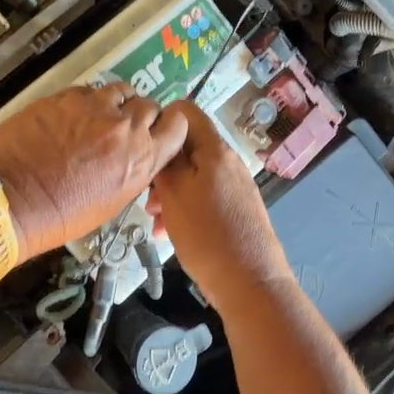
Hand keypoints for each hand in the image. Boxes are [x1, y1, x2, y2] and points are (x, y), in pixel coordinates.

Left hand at [0, 83, 187, 259]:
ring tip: (98, 118)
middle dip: (139, 116)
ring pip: (120, 91)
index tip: (156, 132)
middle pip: (149, 106)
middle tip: (121, 129)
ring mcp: (95, 107)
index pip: (178, 125)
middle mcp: (125, 128)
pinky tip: (71, 117)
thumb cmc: (60, 216)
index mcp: (142, 159)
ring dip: (115, 104)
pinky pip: (89, 91)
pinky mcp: (66, 96)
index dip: (168, 126)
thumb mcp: (113, 202)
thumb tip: (134, 155)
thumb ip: (133, 170)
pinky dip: (86, 101)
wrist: (9, 201)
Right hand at [146, 101, 292, 310]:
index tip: (143, 146)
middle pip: (189, 146)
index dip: (161, 121)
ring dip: (171, 190)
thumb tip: (163, 134)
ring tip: (155, 219)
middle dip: (163, 165)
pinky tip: (170, 232)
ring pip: (194, 174)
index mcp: (215, 149)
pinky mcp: (238, 208)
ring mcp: (236, 185)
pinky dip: (186, 205)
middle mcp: (229, 161)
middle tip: (145, 194)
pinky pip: (205, 195)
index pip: (187, 111)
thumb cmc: (207, 234)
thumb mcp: (174, 193)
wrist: (250, 282)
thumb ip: (166, 159)